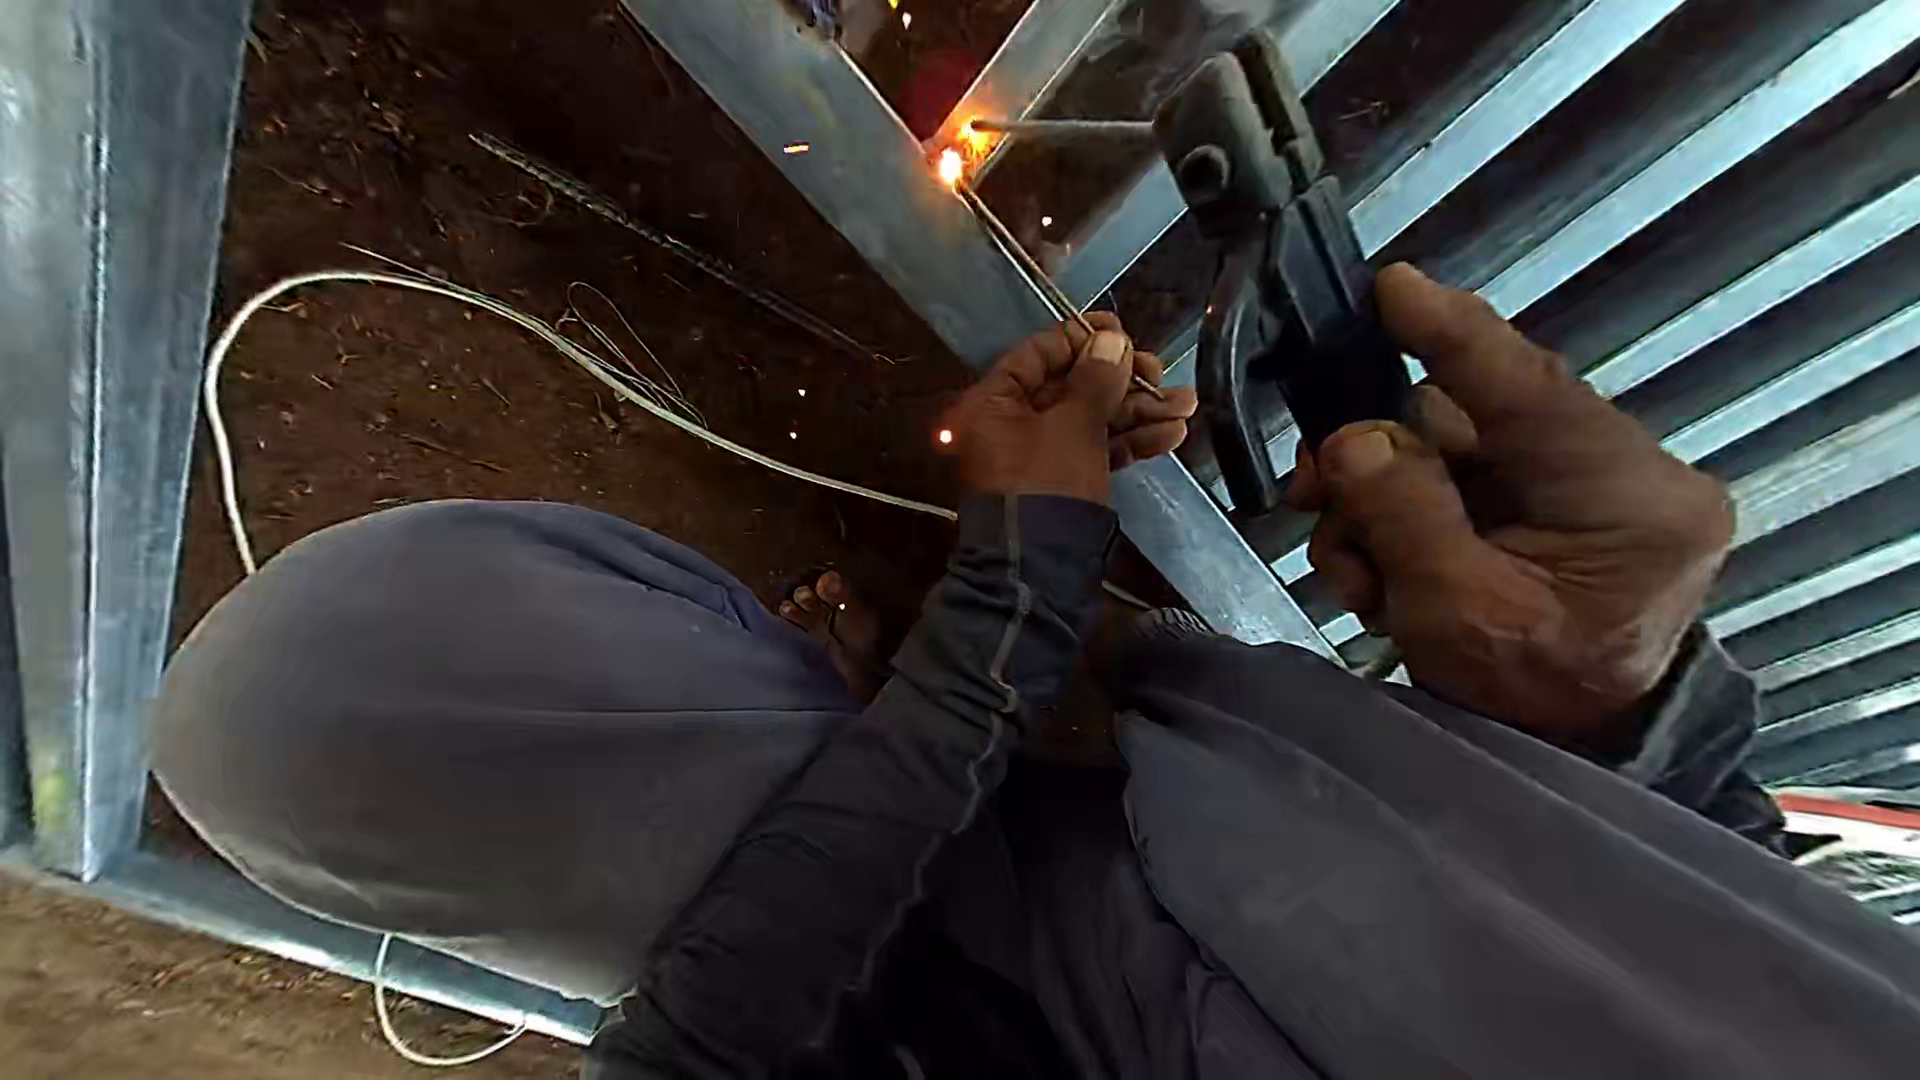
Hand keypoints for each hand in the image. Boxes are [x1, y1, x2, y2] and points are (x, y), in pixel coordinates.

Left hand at [943, 313, 1198, 503]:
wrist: (1041, 572)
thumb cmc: (1047, 485)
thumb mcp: (1073, 427)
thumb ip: (1094, 380)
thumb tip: (1113, 341)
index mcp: (991, 405)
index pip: (1036, 355)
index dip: (1081, 340)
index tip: (1123, 332)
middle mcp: (1008, 427)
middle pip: (1068, 388)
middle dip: (1121, 382)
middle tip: (1161, 373)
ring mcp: (1035, 457)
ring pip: (1087, 422)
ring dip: (1136, 413)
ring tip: (1185, 405)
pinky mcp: (1060, 484)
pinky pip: (1092, 452)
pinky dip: (1127, 444)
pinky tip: (1171, 435)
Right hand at [1288, 265, 1733, 745]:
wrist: (1547, 735)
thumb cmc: (1524, 684)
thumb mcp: (1457, 611)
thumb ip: (1406, 518)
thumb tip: (1349, 441)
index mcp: (1624, 496)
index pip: (1534, 392)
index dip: (1457, 336)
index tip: (1393, 287)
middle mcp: (1591, 474)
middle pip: (1449, 427)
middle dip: (1367, 462)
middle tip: (1307, 495)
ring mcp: (1542, 490)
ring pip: (1417, 458)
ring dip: (1362, 510)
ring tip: (1357, 578)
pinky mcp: (1501, 507)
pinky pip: (1414, 489)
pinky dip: (1373, 530)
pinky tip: (1374, 580)